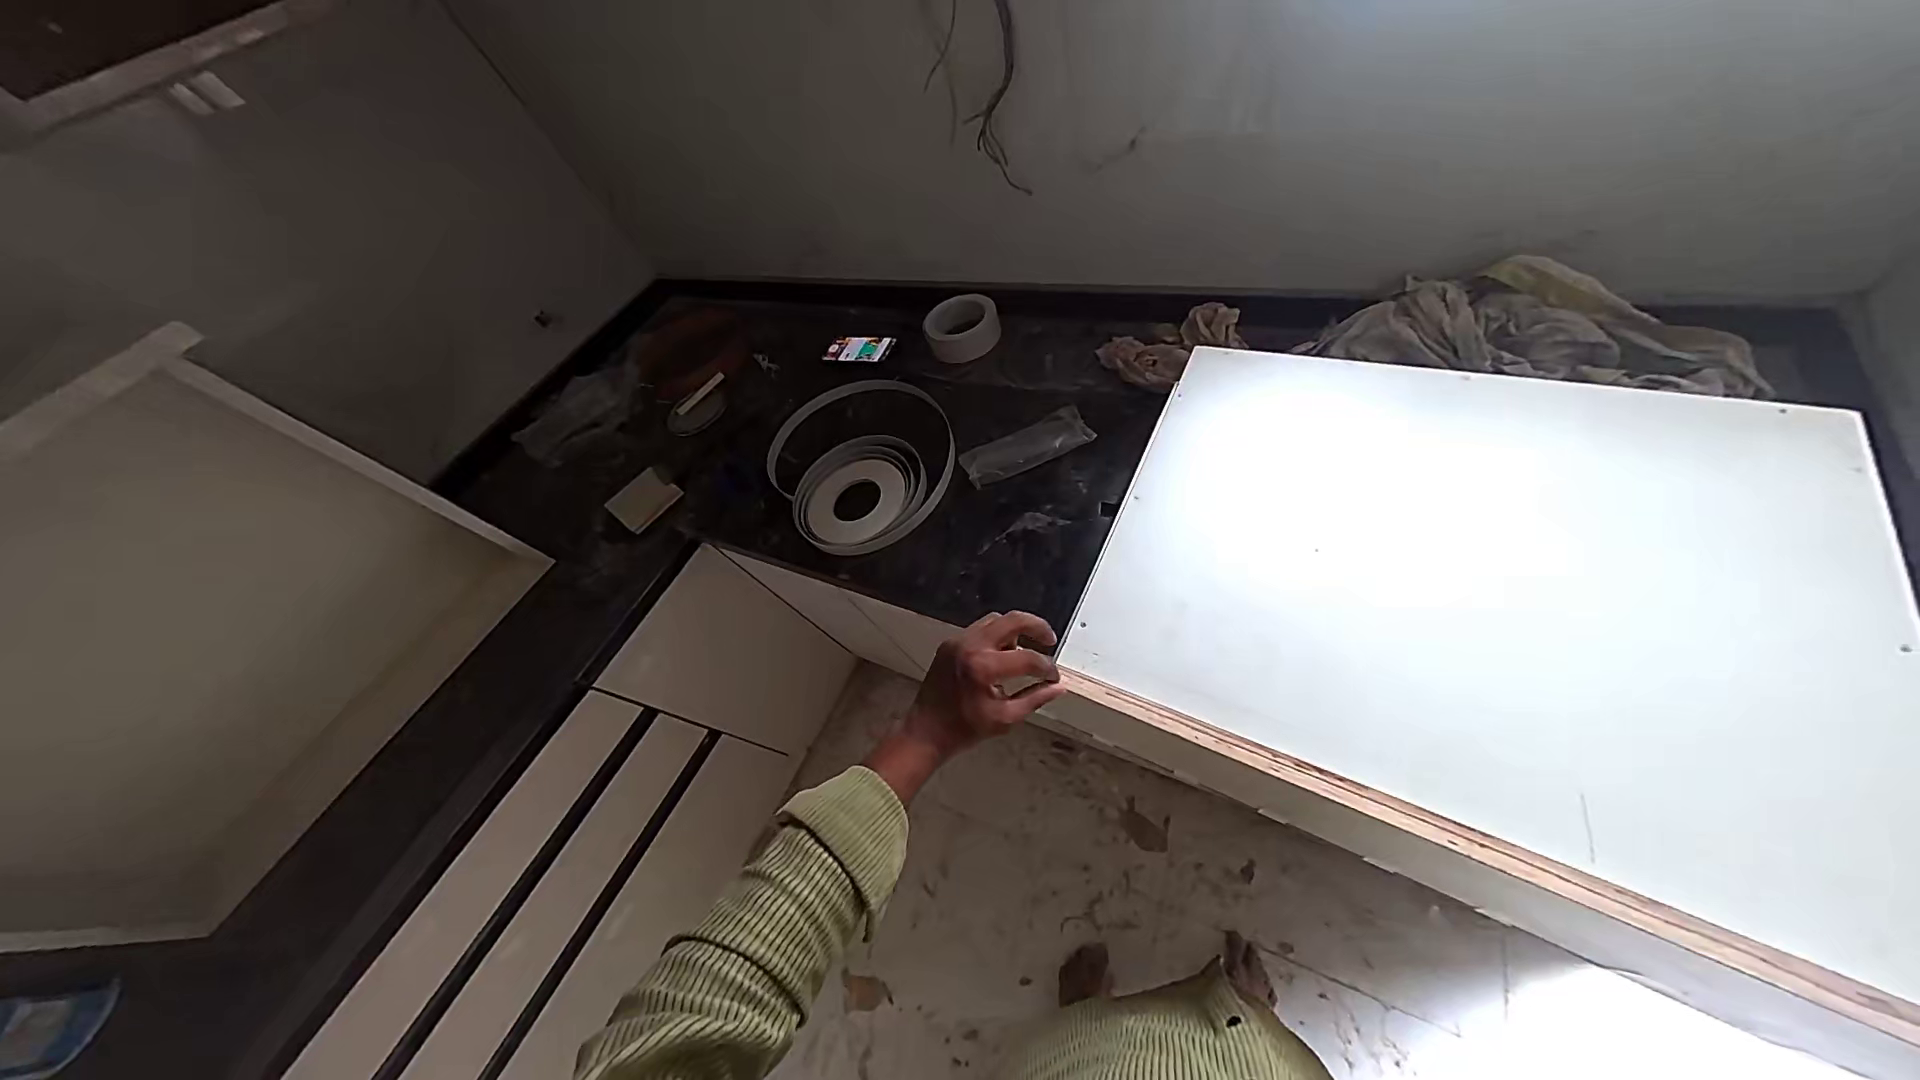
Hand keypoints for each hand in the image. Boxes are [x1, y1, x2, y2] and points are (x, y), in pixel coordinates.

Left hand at [863, 611, 1068, 802]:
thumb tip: (1059, 687)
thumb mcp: (1005, 718)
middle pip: (1013, 620)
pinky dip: (997, 635)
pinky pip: (980, 629)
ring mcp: (958, 641)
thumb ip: (1035, 699)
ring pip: (996, 620)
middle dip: (1037, 627)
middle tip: (1049, 640)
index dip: (1046, 668)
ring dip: (1015, 629)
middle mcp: (970, 646)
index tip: (1053, 677)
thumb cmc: (964, 729)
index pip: (1027, 659)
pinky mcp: (950, 643)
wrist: (926, 731)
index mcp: (983, 668)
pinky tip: (1004, 653)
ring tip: (1027, 647)